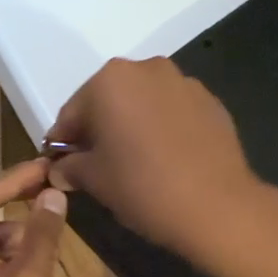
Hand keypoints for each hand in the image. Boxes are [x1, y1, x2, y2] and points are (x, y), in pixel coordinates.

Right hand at [46, 58, 277, 267]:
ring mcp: (184, 83)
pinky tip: (168, 162)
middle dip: (100, 130)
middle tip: (99, 168)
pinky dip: (164, 131)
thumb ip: (71, 167)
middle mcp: (147, 69)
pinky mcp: (212, 104)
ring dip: (134, 128)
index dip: (64, 143)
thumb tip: (60, 169)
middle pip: (109, 101)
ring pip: (144, 105)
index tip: (62, 168)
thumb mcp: (96, 181)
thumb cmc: (144, 189)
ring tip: (137, 165)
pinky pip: (175, 115)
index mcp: (109, 81)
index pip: (72, 113)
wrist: (217, 207)